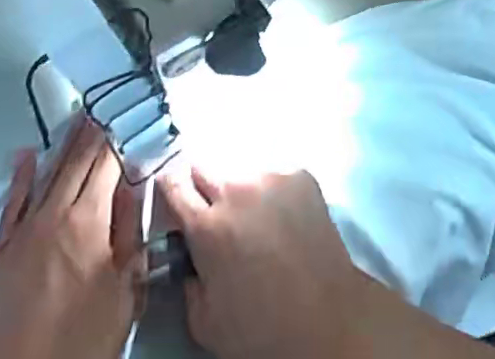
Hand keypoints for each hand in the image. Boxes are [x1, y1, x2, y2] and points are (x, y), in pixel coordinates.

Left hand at [0, 120, 143, 358]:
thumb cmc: (85, 334)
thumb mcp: (124, 285)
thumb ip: (129, 230)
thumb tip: (133, 185)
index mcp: (87, 221)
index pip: (106, 165)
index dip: (117, 137)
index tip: (126, 113)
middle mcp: (53, 216)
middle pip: (76, 163)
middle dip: (91, 132)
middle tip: (102, 104)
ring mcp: (24, 233)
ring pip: (47, 175)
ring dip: (63, 145)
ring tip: (77, 118)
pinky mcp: (3, 252)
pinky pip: (12, 204)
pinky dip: (19, 178)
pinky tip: (24, 156)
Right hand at [159, 167, 362, 358]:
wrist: (325, 316)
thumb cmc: (260, 326)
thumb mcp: (203, 319)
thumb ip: (187, 277)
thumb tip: (188, 255)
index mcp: (206, 225)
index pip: (174, 184)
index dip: (170, 189)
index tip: (172, 197)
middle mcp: (237, 190)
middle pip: (205, 167)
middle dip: (202, 186)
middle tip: (214, 212)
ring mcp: (273, 177)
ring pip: (243, 171)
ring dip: (241, 189)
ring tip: (255, 218)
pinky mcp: (302, 175)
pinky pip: (276, 175)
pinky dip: (273, 191)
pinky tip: (284, 217)